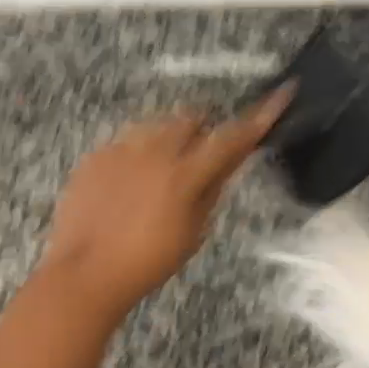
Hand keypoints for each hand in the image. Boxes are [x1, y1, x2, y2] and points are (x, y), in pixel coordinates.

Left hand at [38, 85, 294, 314]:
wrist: (85, 273)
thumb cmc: (149, 261)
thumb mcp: (194, 231)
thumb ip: (213, 189)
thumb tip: (229, 163)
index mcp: (185, 174)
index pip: (233, 137)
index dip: (261, 116)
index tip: (283, 94)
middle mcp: (154, 151)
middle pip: (191, 118)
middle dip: (203, 131)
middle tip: (202, 158)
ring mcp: (120, 149)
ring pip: (157, 124)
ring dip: (170, 137)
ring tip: (165, 169)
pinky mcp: (95, 156)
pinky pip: (126, 140)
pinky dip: (138, 152)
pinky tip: (132, 181)